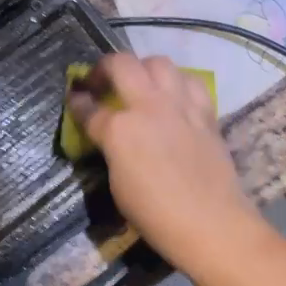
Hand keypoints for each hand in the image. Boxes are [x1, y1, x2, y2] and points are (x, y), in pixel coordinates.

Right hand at [69, 54, 261, 270]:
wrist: (211, 223)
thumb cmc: (155, 215)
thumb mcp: (117, 184)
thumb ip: (111, 150)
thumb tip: (110, 136)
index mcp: (119, 129)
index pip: (89, 108)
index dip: (78, 102)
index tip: (74, 97)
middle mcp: (148, 106)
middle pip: (122, 64)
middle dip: (104, 67)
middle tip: (100, 80)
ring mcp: (180, 105)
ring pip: (159, 62)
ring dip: (143, 67)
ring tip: (140, 82)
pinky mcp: (205, 112)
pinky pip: (190, 82)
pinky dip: (177, 82)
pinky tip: (173, 96)